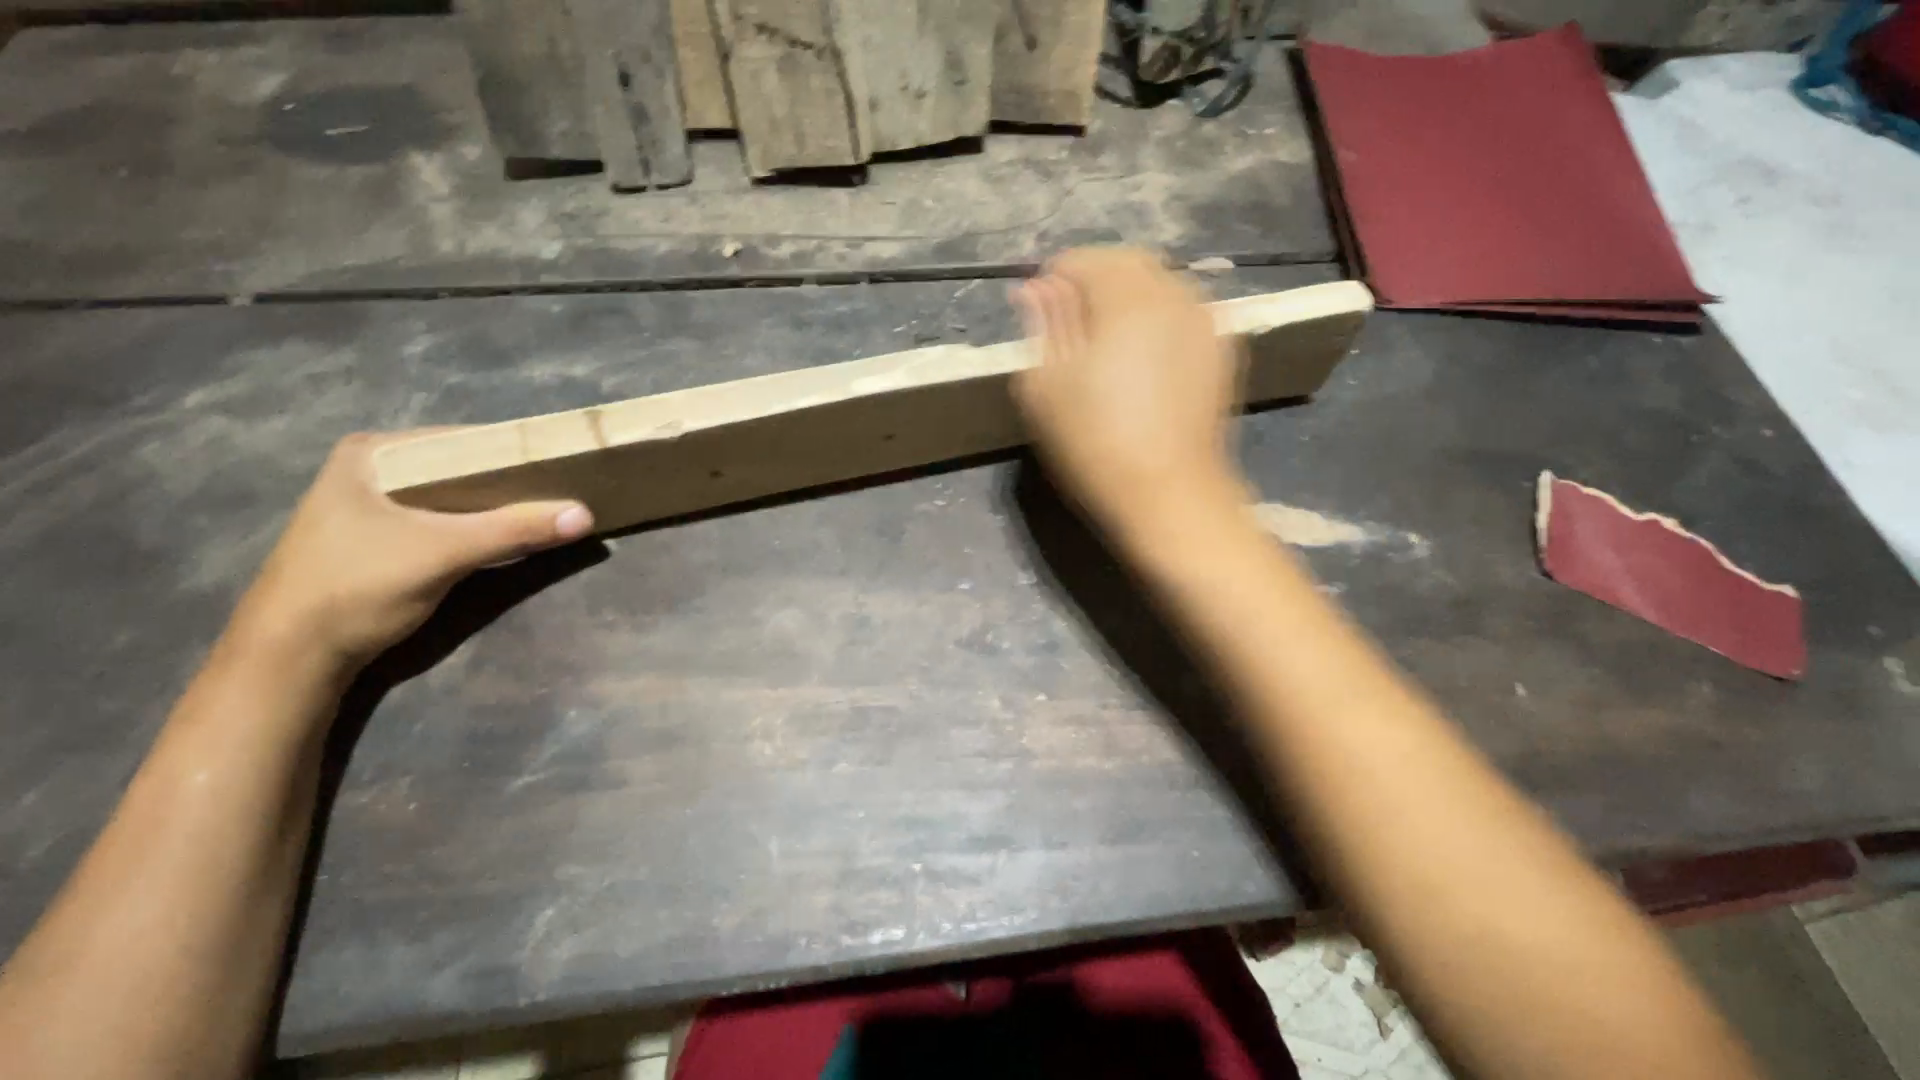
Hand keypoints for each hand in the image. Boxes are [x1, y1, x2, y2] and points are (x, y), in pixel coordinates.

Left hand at [229, 431, 593, 672]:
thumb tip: (586, 515)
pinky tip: (505, 541)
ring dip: (493, 511)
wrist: (291, 655)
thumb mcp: (443, 552)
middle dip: (507, 484)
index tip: (563, 466)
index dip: (514, 452)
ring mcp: (372, 507)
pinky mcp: (379, 542)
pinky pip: (442, 523)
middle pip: (459, 470)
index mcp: (373, 452)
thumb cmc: (358, 586)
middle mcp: (371, 470)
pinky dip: (474, 530)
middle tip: (562, 493)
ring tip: (544, 514)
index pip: (462, 440)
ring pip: (452, 499)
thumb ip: (515, 530)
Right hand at [1013, 247, 1250, 537]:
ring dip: (1129, 298)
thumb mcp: (1046, 384)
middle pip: (1126, 264)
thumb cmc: (1095, 442)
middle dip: (1094, 281)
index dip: (1054, 280)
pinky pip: (1184, 313)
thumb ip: (1042, 324)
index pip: (1082, 259)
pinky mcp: (1222, 349)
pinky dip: (1159, 319)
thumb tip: (1035, 287)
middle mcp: (1172, 293)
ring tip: (1106, 342)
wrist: (1170, 494)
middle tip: (1070, 325)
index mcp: (1125, 296)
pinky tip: (1143, 357)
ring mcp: (1205, 320)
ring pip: (1160, 285)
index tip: (1039, 313)